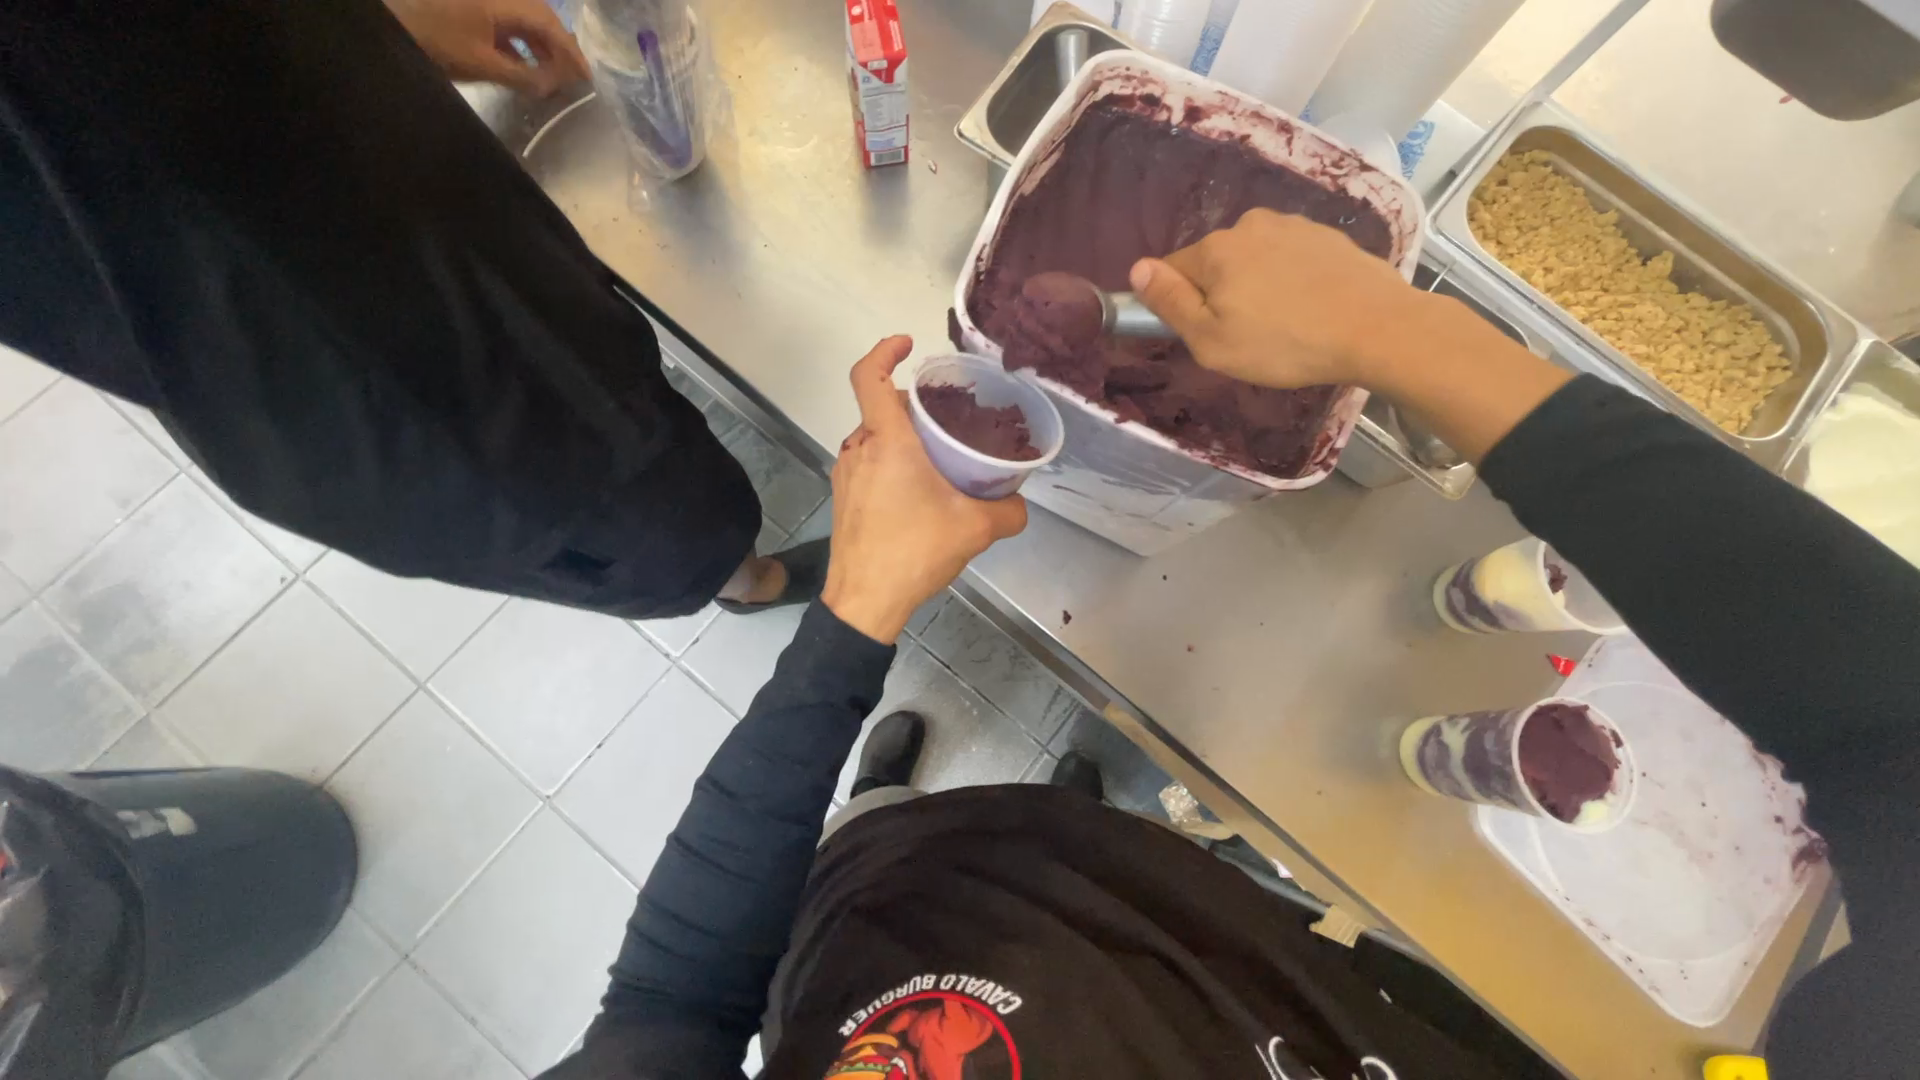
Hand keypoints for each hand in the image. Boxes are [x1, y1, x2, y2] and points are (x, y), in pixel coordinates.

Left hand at [386, 0, 588, 95]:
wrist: (388, 23)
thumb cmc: (435, 41)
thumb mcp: (483, 64)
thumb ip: (523, 76)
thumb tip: (553, 86)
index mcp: (501, 0)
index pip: (549, 23)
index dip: (571, 51)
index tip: (586, 76)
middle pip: (538, 15)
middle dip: (557, 47)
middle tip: (571, 76)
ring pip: (522, 16)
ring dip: (538, 44)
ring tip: (548, 74)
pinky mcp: (470, 3)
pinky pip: (504, 17)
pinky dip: (518, 39)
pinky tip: (521, 62)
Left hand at [821, 337, 1028, 643]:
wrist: (864, 602)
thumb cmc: (914, 553)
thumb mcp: (975, 530)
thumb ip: (1008, 511)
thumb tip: (1020, 504)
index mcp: (887, 443)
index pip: (868, 377)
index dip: (884, 351)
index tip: (907, 345)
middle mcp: (859, 450)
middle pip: (880, 409)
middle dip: (913, 406)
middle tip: (948, 419)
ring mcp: (846, 475)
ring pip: (874, 439)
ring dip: (903, 438)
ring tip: (938, 459)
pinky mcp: (844, 499)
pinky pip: (868, 464)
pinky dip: (891, 462)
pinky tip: (918, 493)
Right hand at [1128, 208, 1422, 389]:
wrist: (1375, 328)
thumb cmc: (1282, 343)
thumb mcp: (1211, 340)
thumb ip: (1170, 303)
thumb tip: (1137, 269)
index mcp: (1215, 250)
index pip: (1172, 270)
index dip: (1176, 303)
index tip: (1197, 332)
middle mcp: (1249, 225)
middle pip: (1214, 263)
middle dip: (1218, 294)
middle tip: (1241, 336)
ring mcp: (1292, 226)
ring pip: (1253, 259)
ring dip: (1255, 285)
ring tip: (1280, 324)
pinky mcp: (1326, 236)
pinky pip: (1288, 259)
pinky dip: (1288, 280)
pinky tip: (1307, 309)